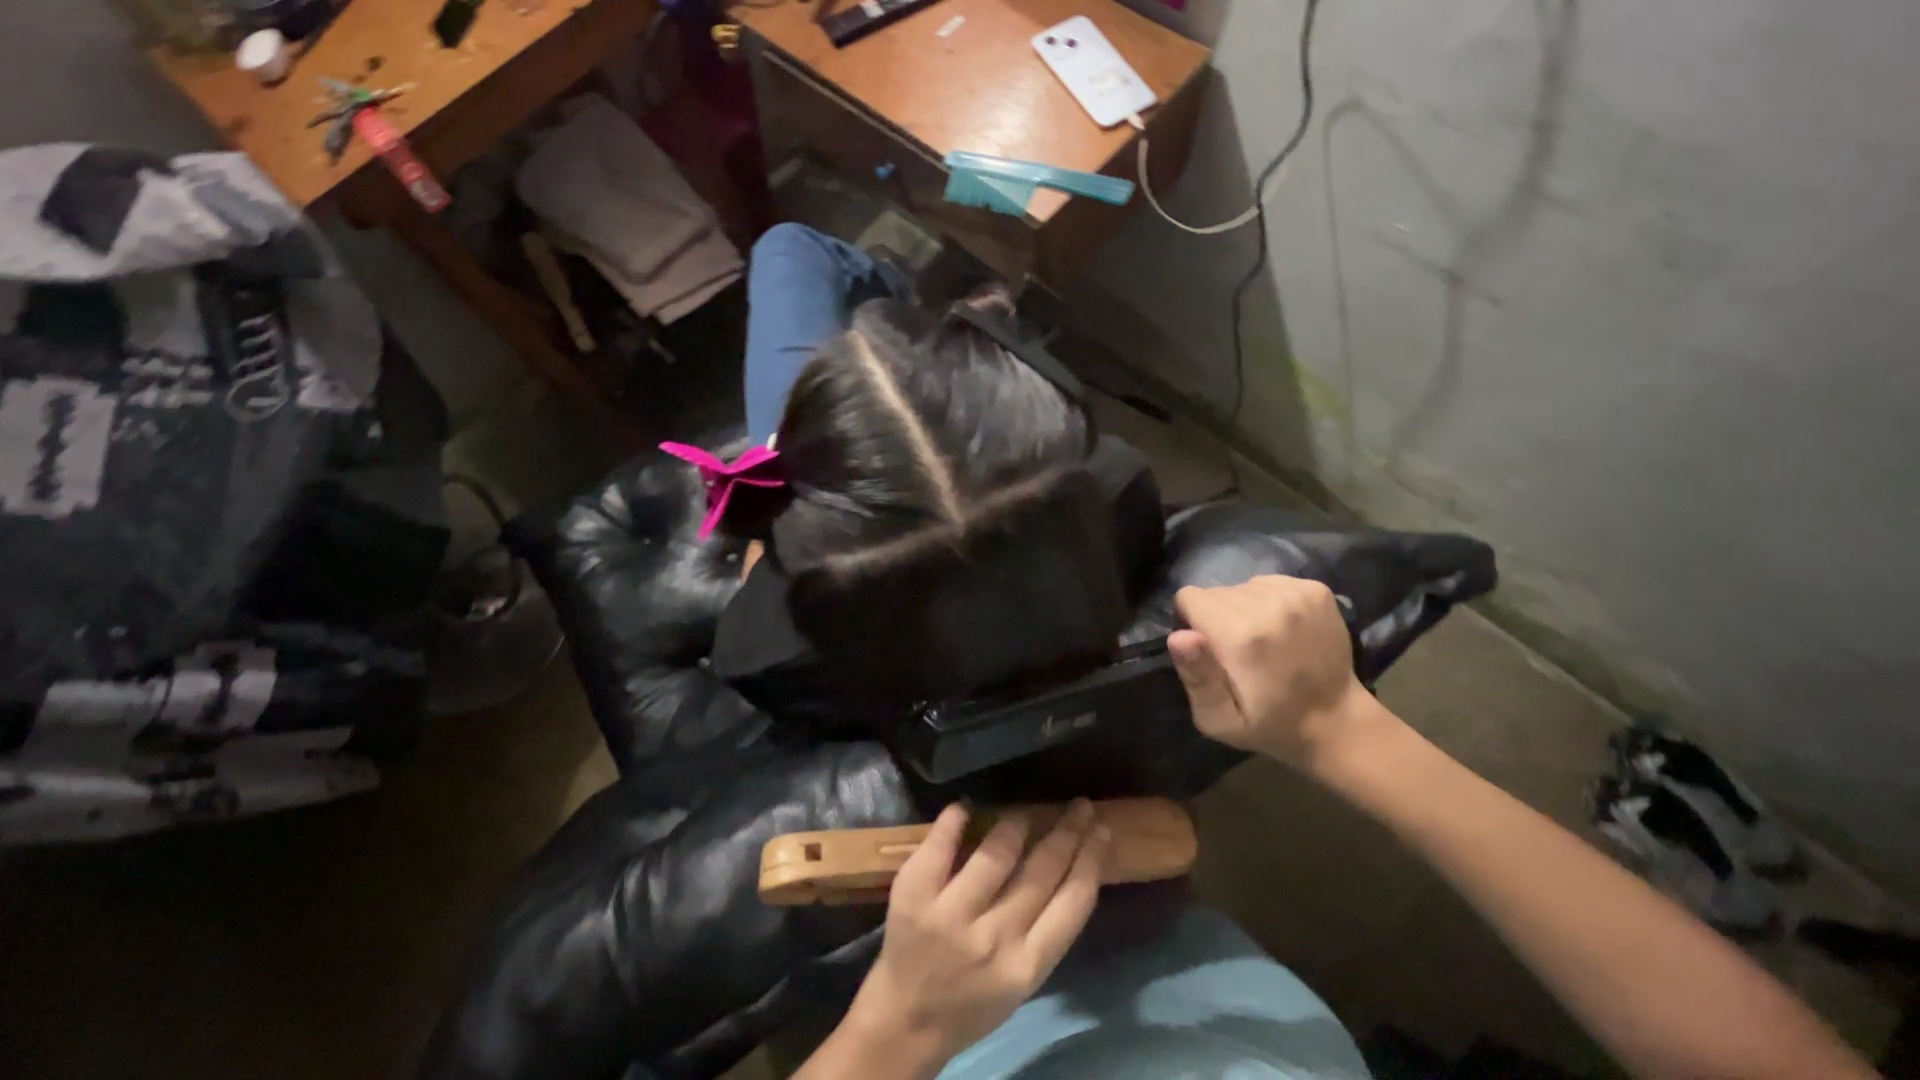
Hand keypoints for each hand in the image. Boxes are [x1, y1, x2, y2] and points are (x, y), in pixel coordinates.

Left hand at [845, 800, 1107, 1067]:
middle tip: (1080, 806)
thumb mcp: (1023, 979)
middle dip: (1067, 831)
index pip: (1072, 902)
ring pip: (995, 854)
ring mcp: (951, 915)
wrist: (905, 1022)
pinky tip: (967, 806)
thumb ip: (1046, 931)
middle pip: (1040, 871)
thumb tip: (1072, 864)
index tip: (1102, 831)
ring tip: (1024, 812)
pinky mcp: (914, 896)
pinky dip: (955, 819)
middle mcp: (993, 938)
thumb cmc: (972, 1001)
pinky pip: (939, 845)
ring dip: (1016, 823)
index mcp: (1027, 964)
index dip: (1091, 860)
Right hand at [1168, 575, 1378, 768]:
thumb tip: (1179, 636)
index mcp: (1239, 635)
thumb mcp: (1218, 720)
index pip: (1189, 597)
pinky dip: (1269, 601)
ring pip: (1243, 585)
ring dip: (1244, 608)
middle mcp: (1268, 604)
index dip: (1191, 622)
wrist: (1336, 720)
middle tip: (1238, 652)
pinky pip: (1270, 582)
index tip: (1209, 650)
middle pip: (1216, 591)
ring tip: (1263, 641)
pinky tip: (1283, 630)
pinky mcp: (1316, 590)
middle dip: (1218, 617)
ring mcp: (1296, 594)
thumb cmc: (1268, 725)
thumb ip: (1195, 677)